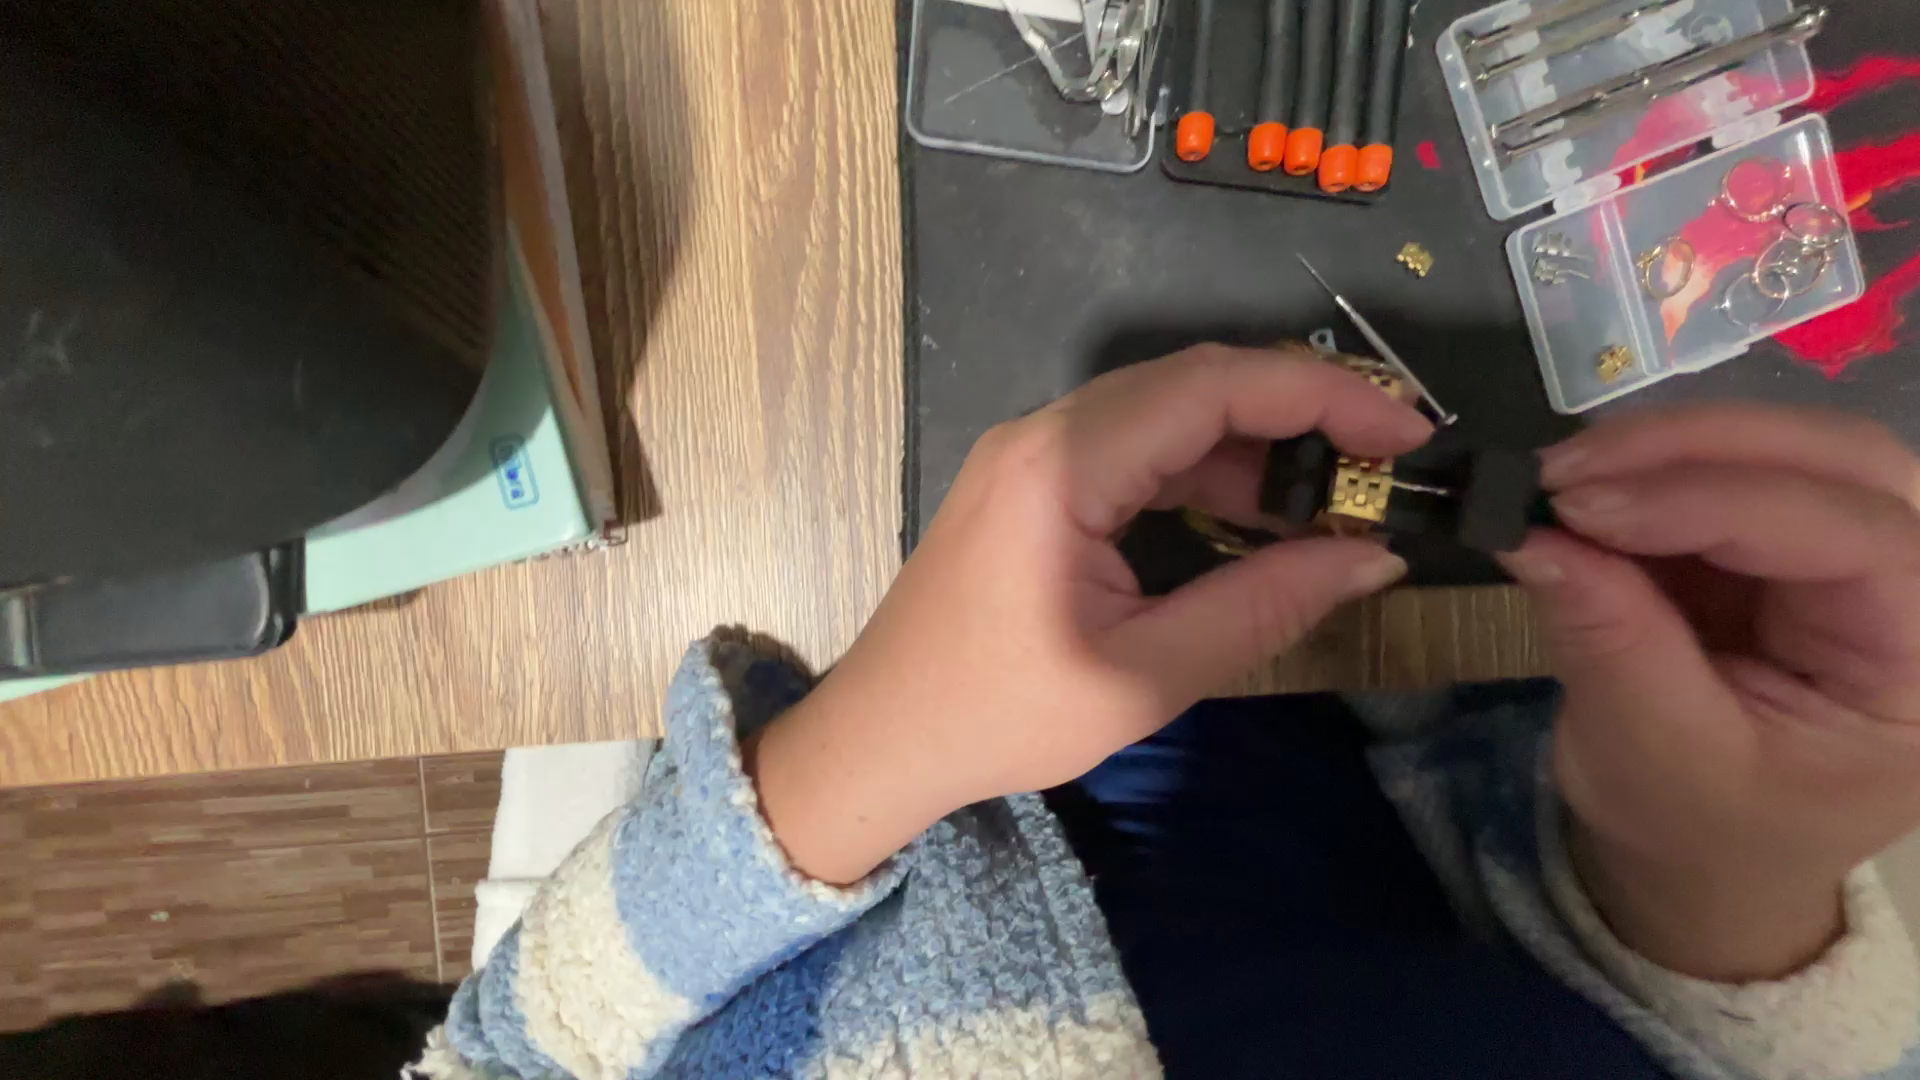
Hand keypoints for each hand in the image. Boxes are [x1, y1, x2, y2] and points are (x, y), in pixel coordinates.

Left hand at [746, 345, 1428, 884]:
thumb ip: (1263, 606)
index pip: (1212, 386)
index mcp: (1062, 465)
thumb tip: (1372, 556)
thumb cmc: (1001, 715)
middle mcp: (1039, 434)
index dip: (1323, 395)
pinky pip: (1123, 453)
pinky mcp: (1023, 483)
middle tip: (1377, 471)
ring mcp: (1025, 454)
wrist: (883, 734)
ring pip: (1157, 418)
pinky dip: (1191, 476)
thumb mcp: (1145, 675)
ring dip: (1242, 451)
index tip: (1406, 435)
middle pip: (1187, 387)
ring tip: (1322, 506)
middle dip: (1292, 416)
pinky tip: (1242, 518)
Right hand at [1499, 404, 1919, 979]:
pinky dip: (1637, 473)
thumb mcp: (1645, 740)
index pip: (1856, 539)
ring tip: (1553, 480)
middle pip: (1840, 463)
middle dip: (1691, 447)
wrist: (1695, 842)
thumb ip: (1603, 633)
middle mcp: (1915, 592)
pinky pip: (1715, 477)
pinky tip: (1575, 494)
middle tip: (1558, 471)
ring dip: (1660, 449)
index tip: (1571, 506)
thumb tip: (1529, 536)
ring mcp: (1845, 560)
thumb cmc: (1691, 815)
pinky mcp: (1768, 548)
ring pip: (1782, 449)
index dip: (1711, 502)